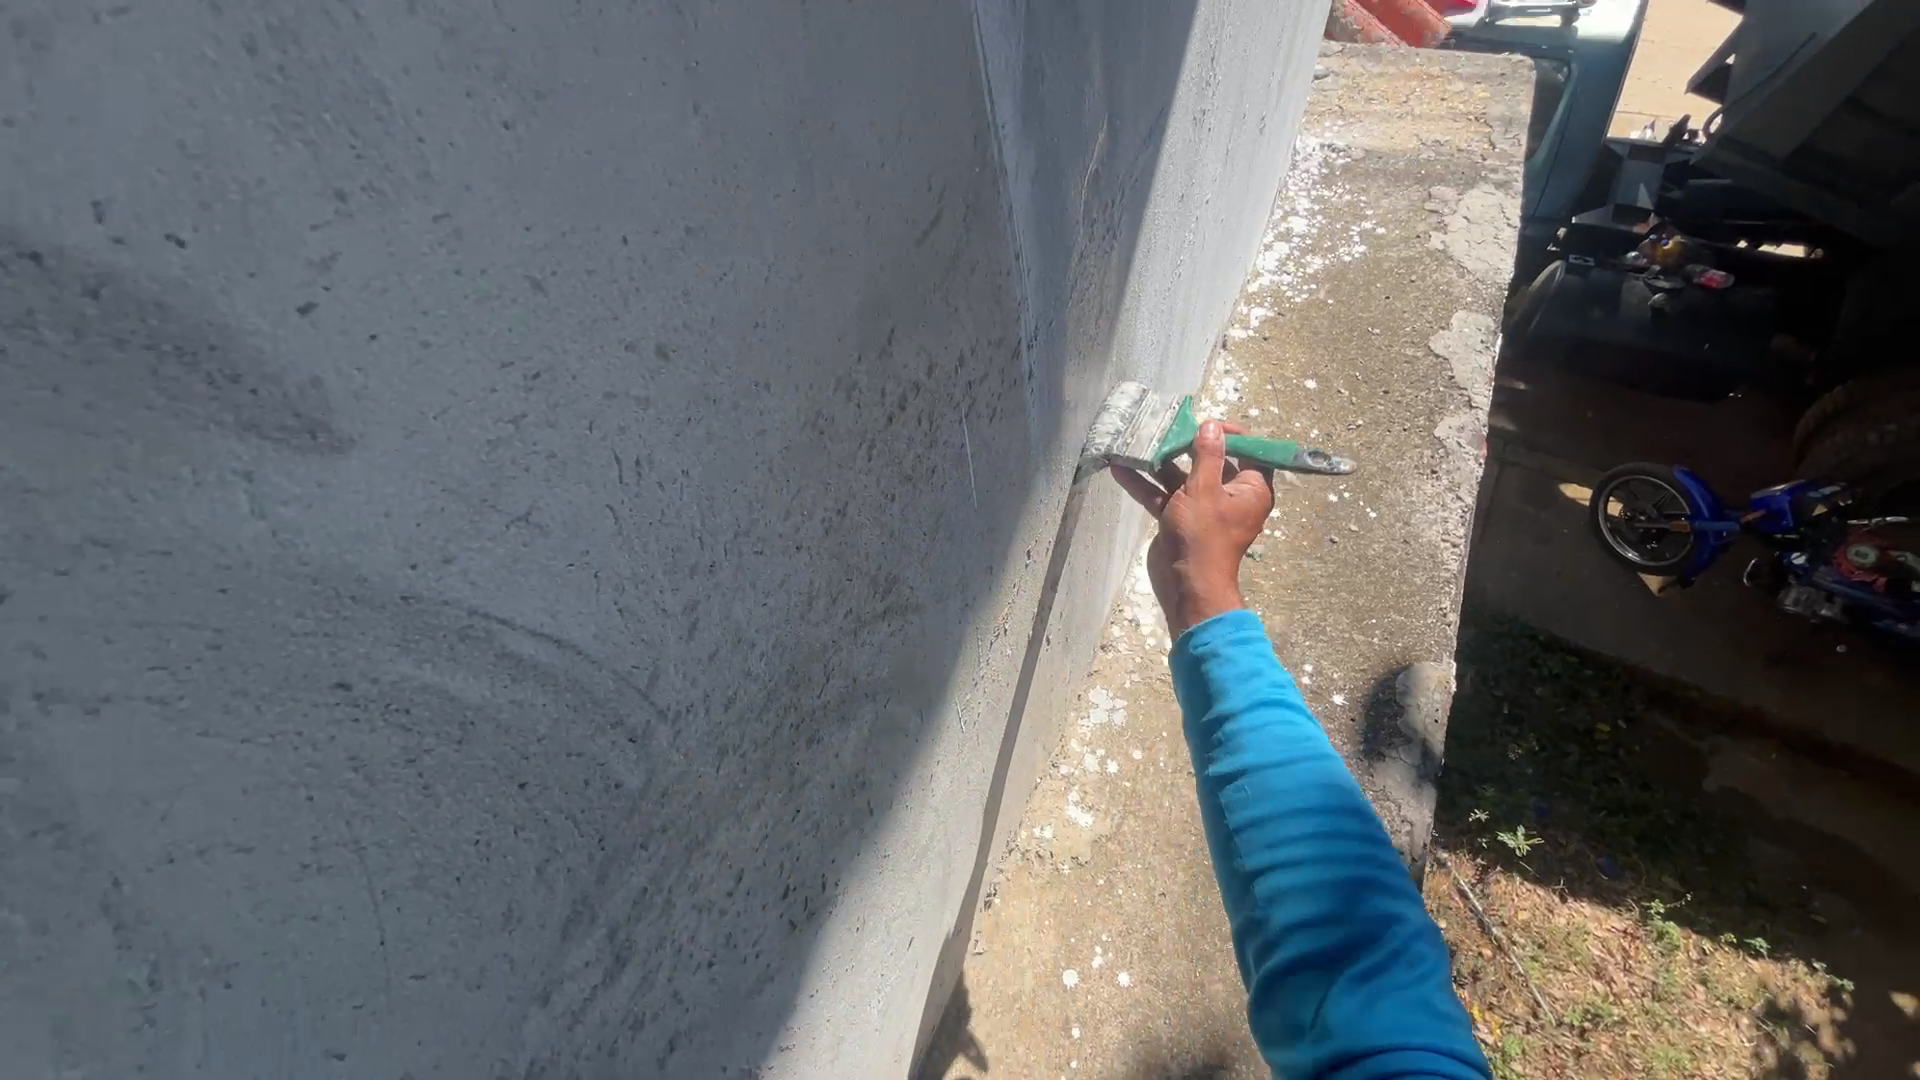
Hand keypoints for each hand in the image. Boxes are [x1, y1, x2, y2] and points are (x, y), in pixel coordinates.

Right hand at [1111, 419, 1273, 636]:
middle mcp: (1229, 496)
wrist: (1186, 584)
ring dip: (1160, 464)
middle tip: (1168, 428)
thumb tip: (1212, 426)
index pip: (1248, 453)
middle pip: (1211, 462)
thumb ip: (1207, 456)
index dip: (1230, 435)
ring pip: (1182, 478)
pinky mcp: (1179, 519)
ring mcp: (1202, 508)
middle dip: (1187, 445)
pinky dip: (1146, 485)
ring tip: (1139, 442)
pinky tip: (1121, 469)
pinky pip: (1165, 496)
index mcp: (1250, 489)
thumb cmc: (1204, 536)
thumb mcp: (1205, 489)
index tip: (1207, 424)